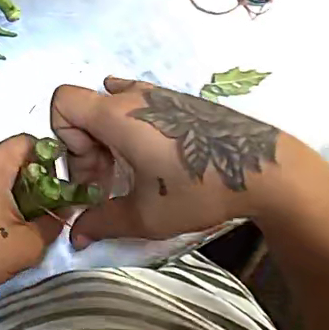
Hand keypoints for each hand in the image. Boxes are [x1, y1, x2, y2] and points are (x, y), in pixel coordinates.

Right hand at [50, 77, 328, 248]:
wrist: (266, 169)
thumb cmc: (199, 189)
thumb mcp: (146, 216)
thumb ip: (102, 222)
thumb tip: (74, 236)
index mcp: (117, 115)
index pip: (62, 102)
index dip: (64, 137)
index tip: (91, 171)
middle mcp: (134, 96)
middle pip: (86, 109)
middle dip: (86, 146)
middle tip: (108, 182)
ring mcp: (160, 93)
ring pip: (112, 106)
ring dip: (109, 137)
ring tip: (131, 170)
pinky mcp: (181, 100)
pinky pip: (139, 105)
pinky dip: (132, 128)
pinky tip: (154, 157)